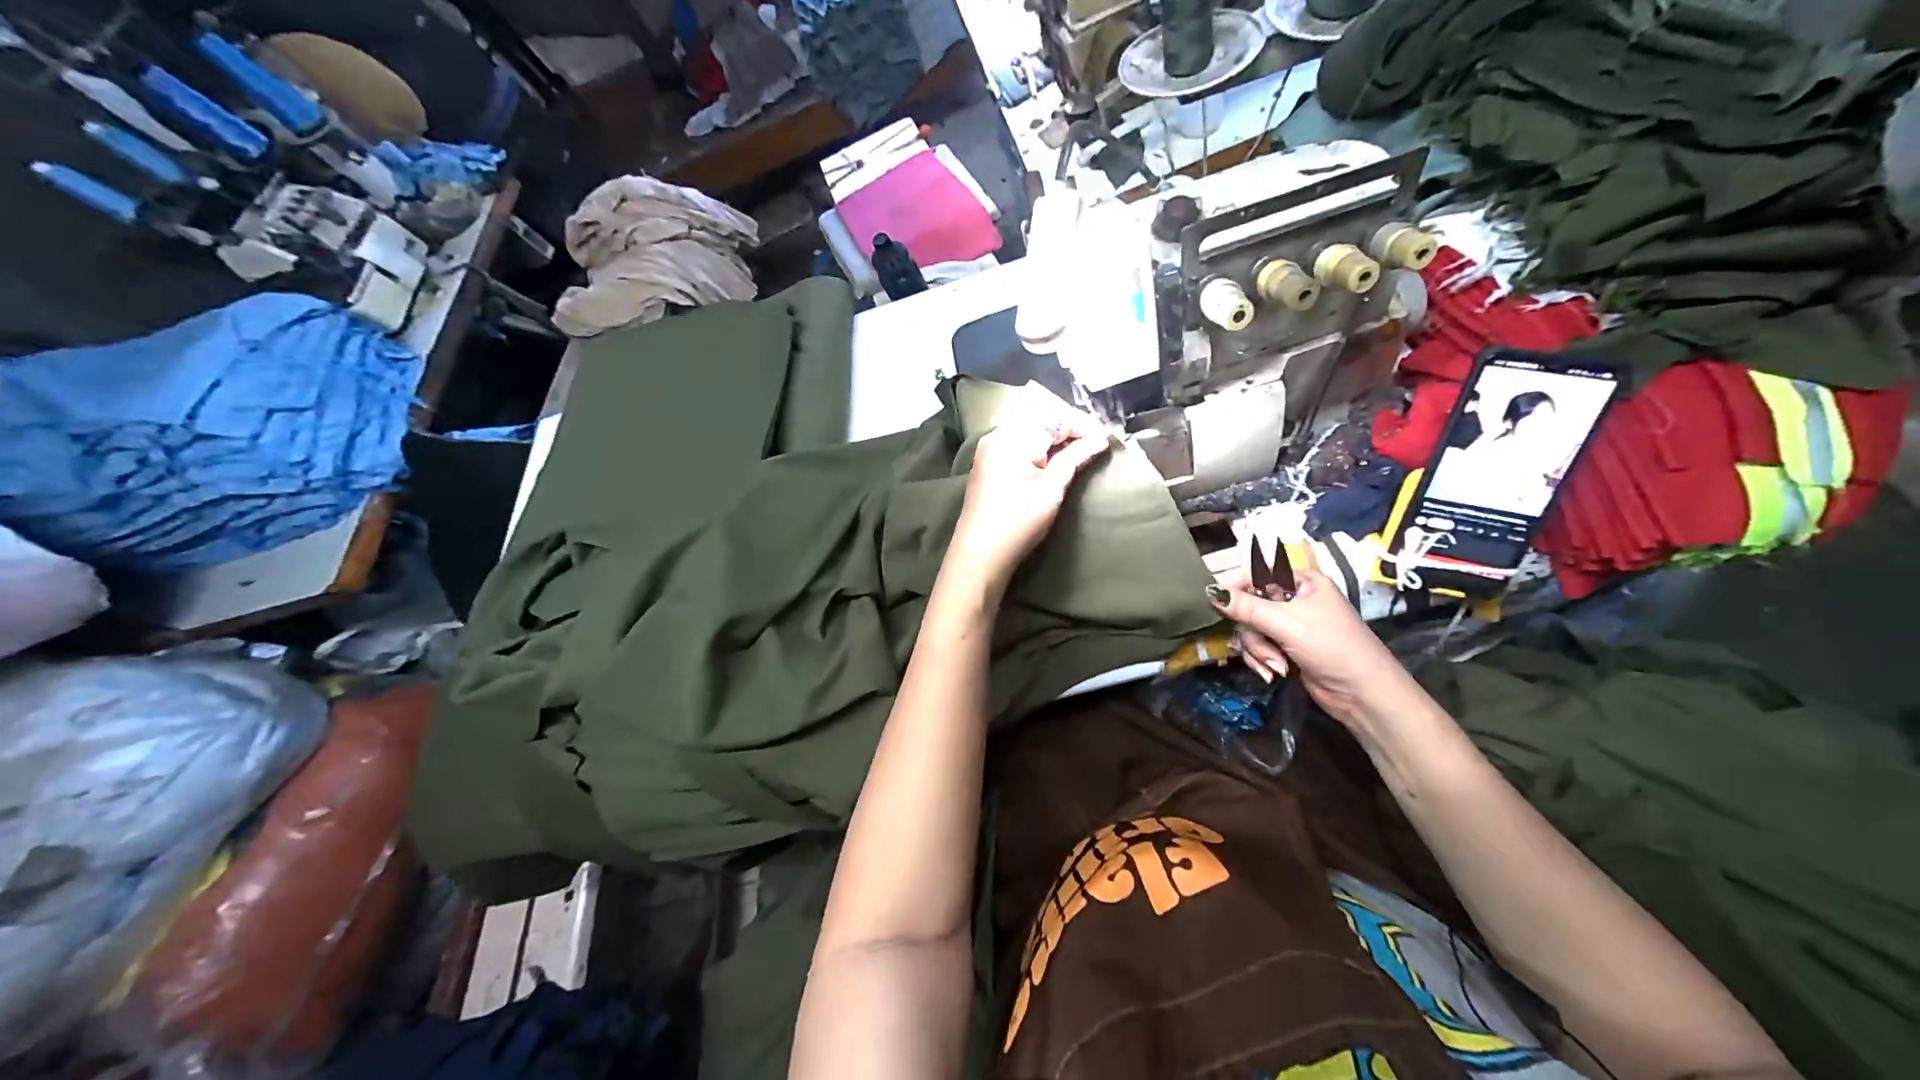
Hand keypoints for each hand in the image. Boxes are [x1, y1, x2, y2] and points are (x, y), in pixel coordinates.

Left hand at [947, 420, 1109, 592]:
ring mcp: (988, 452)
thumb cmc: (1018, 521)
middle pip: (1038, 421)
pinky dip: (1037, 448)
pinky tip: (1052, 462)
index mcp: (1010, 438)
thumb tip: (1100, 438)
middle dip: (1067, 430)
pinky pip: (1016, 445)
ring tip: (1077, 453)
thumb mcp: (1051, 488)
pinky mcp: (987, 467)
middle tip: (1093, 445)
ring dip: (1053, 439)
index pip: (1052, 418)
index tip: (1105, 439)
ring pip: (1027, 432)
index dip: (1080, 425)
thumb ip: (1075, 457)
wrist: (979, 555)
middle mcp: (995, 437)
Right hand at [1208, 569, 1423, 733]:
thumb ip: (1247, 607)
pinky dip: (1261, 660)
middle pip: (1248, 607)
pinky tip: (1275, 674)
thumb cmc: (1332, 649)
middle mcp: (1293, 599)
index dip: (1236, 591)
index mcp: (1300, 582)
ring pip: (1250, 629)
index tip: (1219, 606)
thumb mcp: (1287, 624)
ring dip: (1258, 650)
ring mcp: (1288, 624)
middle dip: (1254, 634)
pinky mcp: (1284, 647)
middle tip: (1268, 650)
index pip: (1255, 576)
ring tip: (1278, 667)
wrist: (1362, 695)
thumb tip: (1210, 592)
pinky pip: (1257, 646)